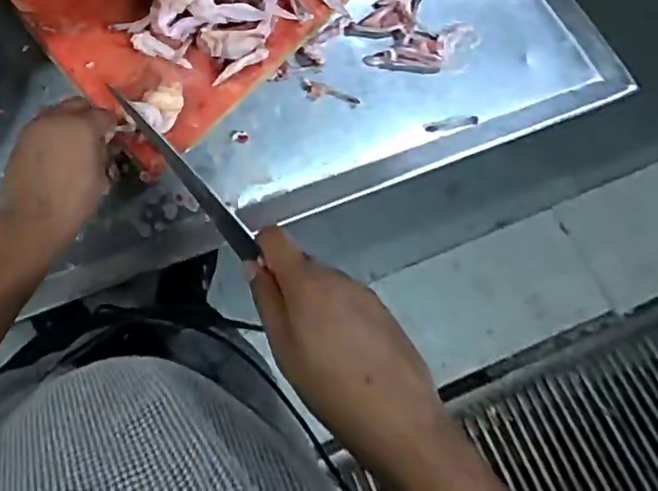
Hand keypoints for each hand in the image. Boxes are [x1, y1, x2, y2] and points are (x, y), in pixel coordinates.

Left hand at [0, 97, 114, 259]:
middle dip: (88, 115)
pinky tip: (55, 148)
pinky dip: (52, 130)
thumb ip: (102, 151)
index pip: (103, 114)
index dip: (111, 123)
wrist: (32, 220)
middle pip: (78, 104)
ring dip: (68, 119)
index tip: (114, 133)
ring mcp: (37, 125)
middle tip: (94, 132)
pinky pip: (42, 125)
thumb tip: (102, 142)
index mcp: (82, 125)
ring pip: (57, 111)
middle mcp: (58, 117)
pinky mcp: (22, 136)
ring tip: (72, 139)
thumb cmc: (73, 201)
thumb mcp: (100, 177)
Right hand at [249, 226, 501, 490]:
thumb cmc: (330, 386)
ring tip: (323, 350)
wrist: (403, 421)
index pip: (274, 236)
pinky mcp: (384, 311)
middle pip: (302, 263)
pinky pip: (350, 302)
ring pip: (327, 284)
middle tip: (292, 331)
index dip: (261, 250)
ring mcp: (363, 291)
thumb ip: (266, 299)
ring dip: (318, 304)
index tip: (263, 281)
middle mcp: (335, 275)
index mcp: (306, 279)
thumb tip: (254, 265)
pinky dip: (342, 318)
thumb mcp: (283, 348)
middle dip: (292, 286)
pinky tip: (349, 356)